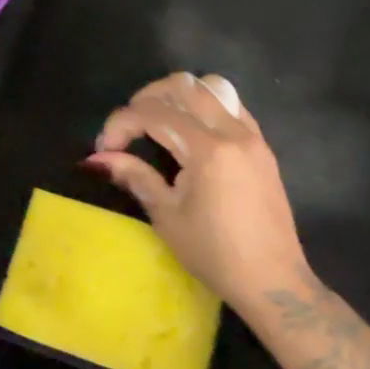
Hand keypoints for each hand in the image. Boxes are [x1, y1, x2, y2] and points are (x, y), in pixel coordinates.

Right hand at [88, 72, 309, 309]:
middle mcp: (233, 132)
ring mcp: (252, 136)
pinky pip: (231, 106)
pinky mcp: (262, 146)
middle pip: (182, 86)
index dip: (121, 123)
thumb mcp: (167, 216)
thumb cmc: (215, 254)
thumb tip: (97, 159)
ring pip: (211, 88)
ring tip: (157, 123)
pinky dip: (205, 106)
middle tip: (129, 127)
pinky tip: (190, 132)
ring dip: (177, 97)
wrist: (273, 282)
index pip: (153, 114)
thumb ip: (134, 175)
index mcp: (208, 150)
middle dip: (146, 99)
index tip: (105, 148)